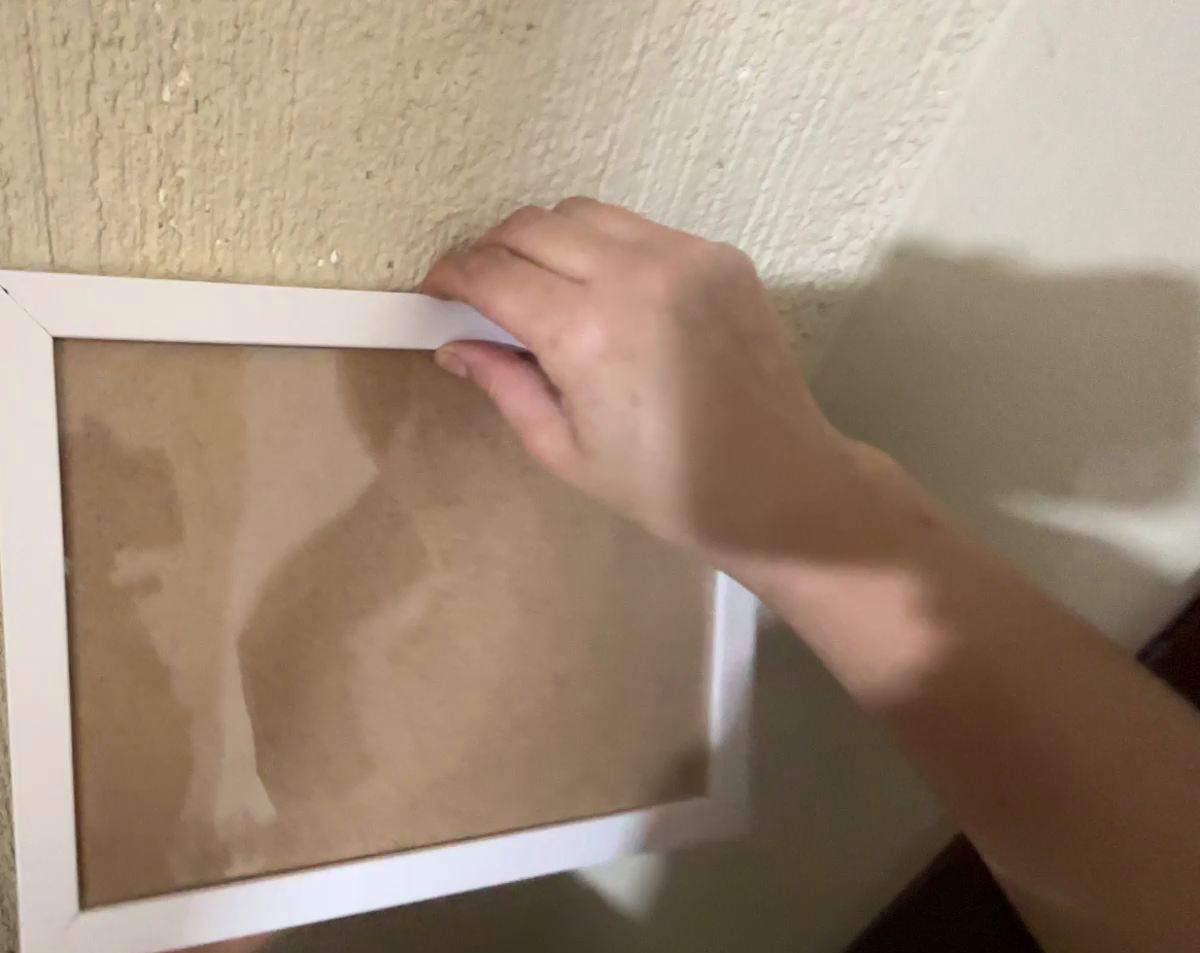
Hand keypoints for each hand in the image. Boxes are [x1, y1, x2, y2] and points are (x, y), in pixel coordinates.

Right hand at [422, 198, 875, 574]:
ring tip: (531, 286)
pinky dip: (593, 246)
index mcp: (585, 333)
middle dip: (487, 251)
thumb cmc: (656, 484)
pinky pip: (631, 227)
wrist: (775, 481)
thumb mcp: (558, 447)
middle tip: (475, 292)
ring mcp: (683, 256)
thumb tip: (453, 349)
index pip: (492, 274)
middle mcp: (633, 276)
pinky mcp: (716, 254)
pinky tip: (593, 291)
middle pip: (530, 226)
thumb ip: (502, 383)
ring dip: (539, 240)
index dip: (450, 275)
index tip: (434, 290)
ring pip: (579, 212)